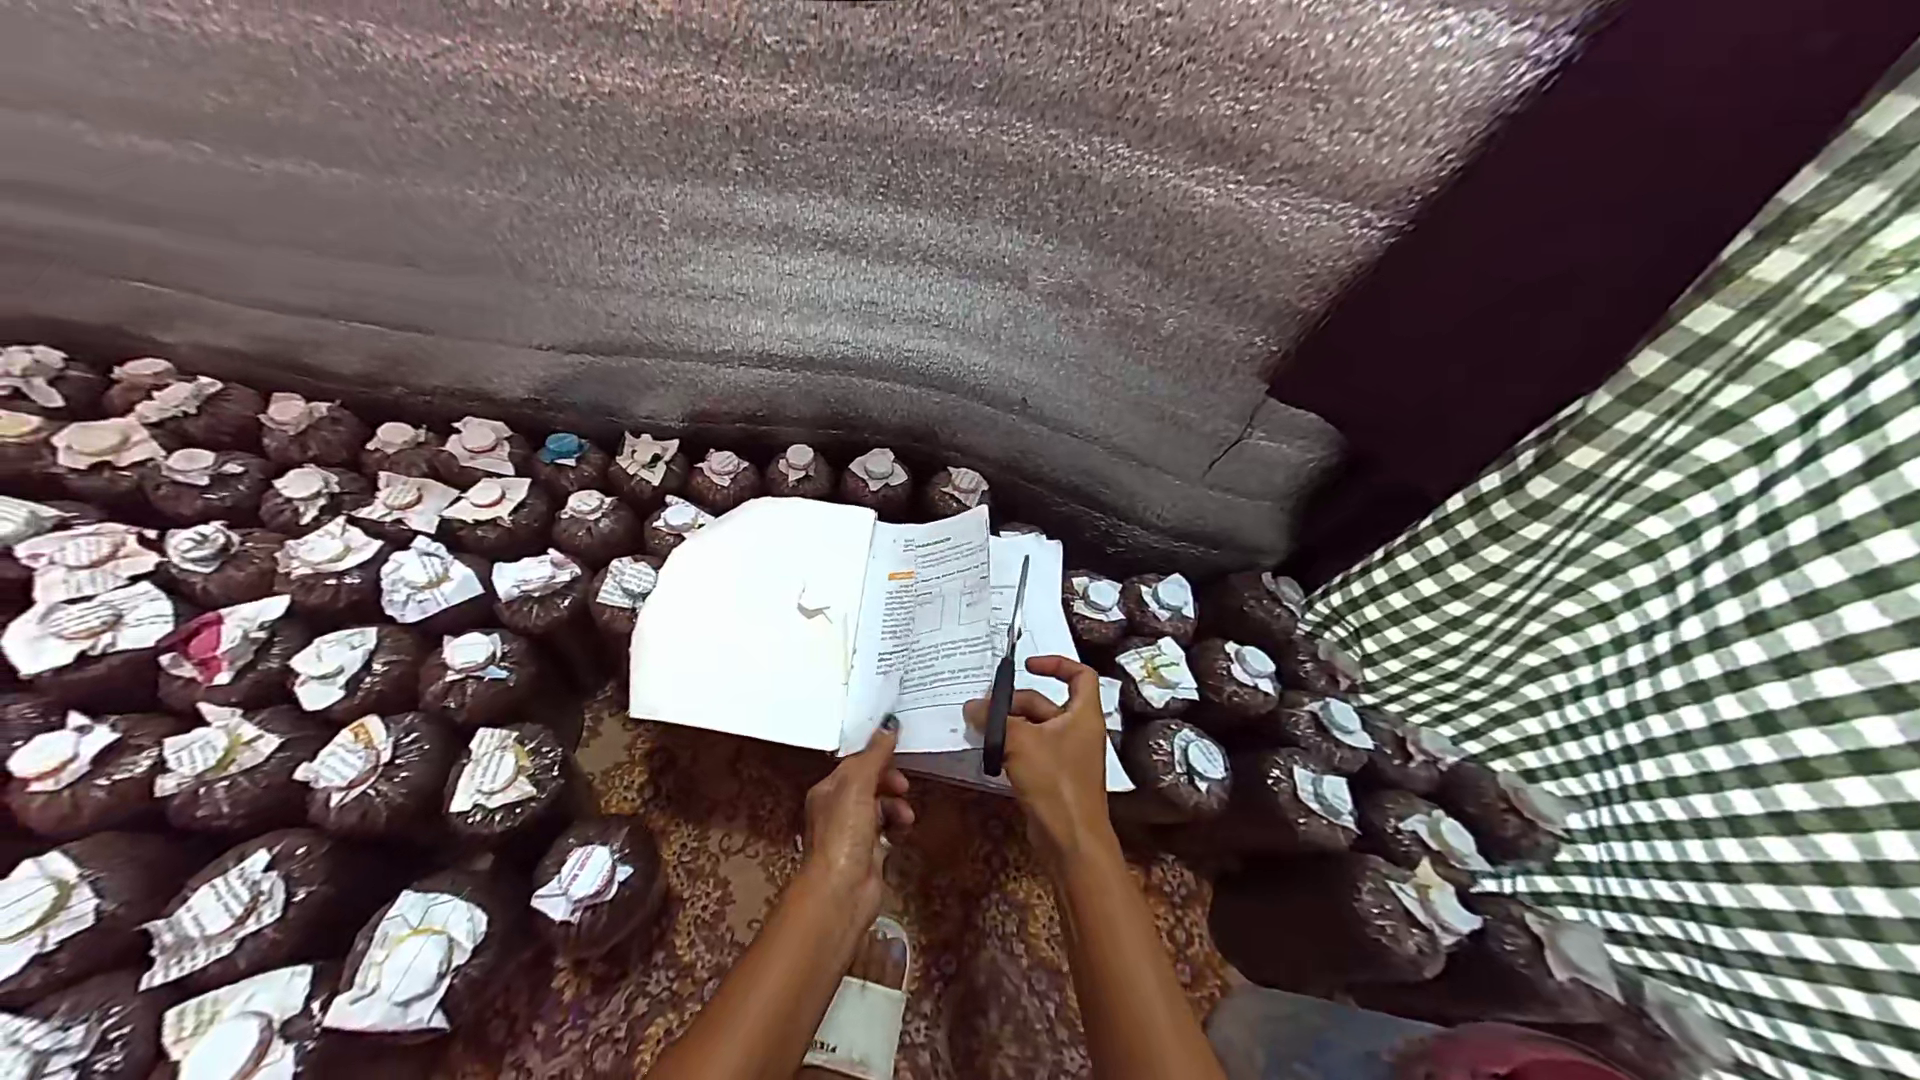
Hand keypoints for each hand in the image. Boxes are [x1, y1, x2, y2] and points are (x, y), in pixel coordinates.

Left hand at [802, 717, 914, 923]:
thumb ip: (875, 755)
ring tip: (905, 815)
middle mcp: (837, 808)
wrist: (841, 892)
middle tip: (904, 786)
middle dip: (890, 781)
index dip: (877, 756)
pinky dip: (897, 825)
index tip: (899, 752)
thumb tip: (889, 723)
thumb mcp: (858, 784)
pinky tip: (903, 830)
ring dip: (897, 805)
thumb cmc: (842, 834)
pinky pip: (887, 828)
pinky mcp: (868, 852)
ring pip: (881, 806)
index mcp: (828, 789)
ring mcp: (852, 832)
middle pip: (870, 783)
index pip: (855, 762)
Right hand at [964, 656, 1116, 874]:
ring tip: (978, 727)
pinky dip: (1012, 747)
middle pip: (1046, 703)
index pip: (1079, 675)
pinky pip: (1031, 751)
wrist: (1071, 839)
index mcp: (1083, 715)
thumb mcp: (1021, 742)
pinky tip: (989, 752)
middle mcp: (1078, 731)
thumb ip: (995, 721)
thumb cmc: (1054, 781)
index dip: (1055, 664)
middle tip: (983, 706)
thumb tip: (972, 707)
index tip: (1026, 666)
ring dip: (1008, 725)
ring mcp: (1066, 755)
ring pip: (1035, 728)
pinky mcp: (1054, 777)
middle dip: (1014, 702)